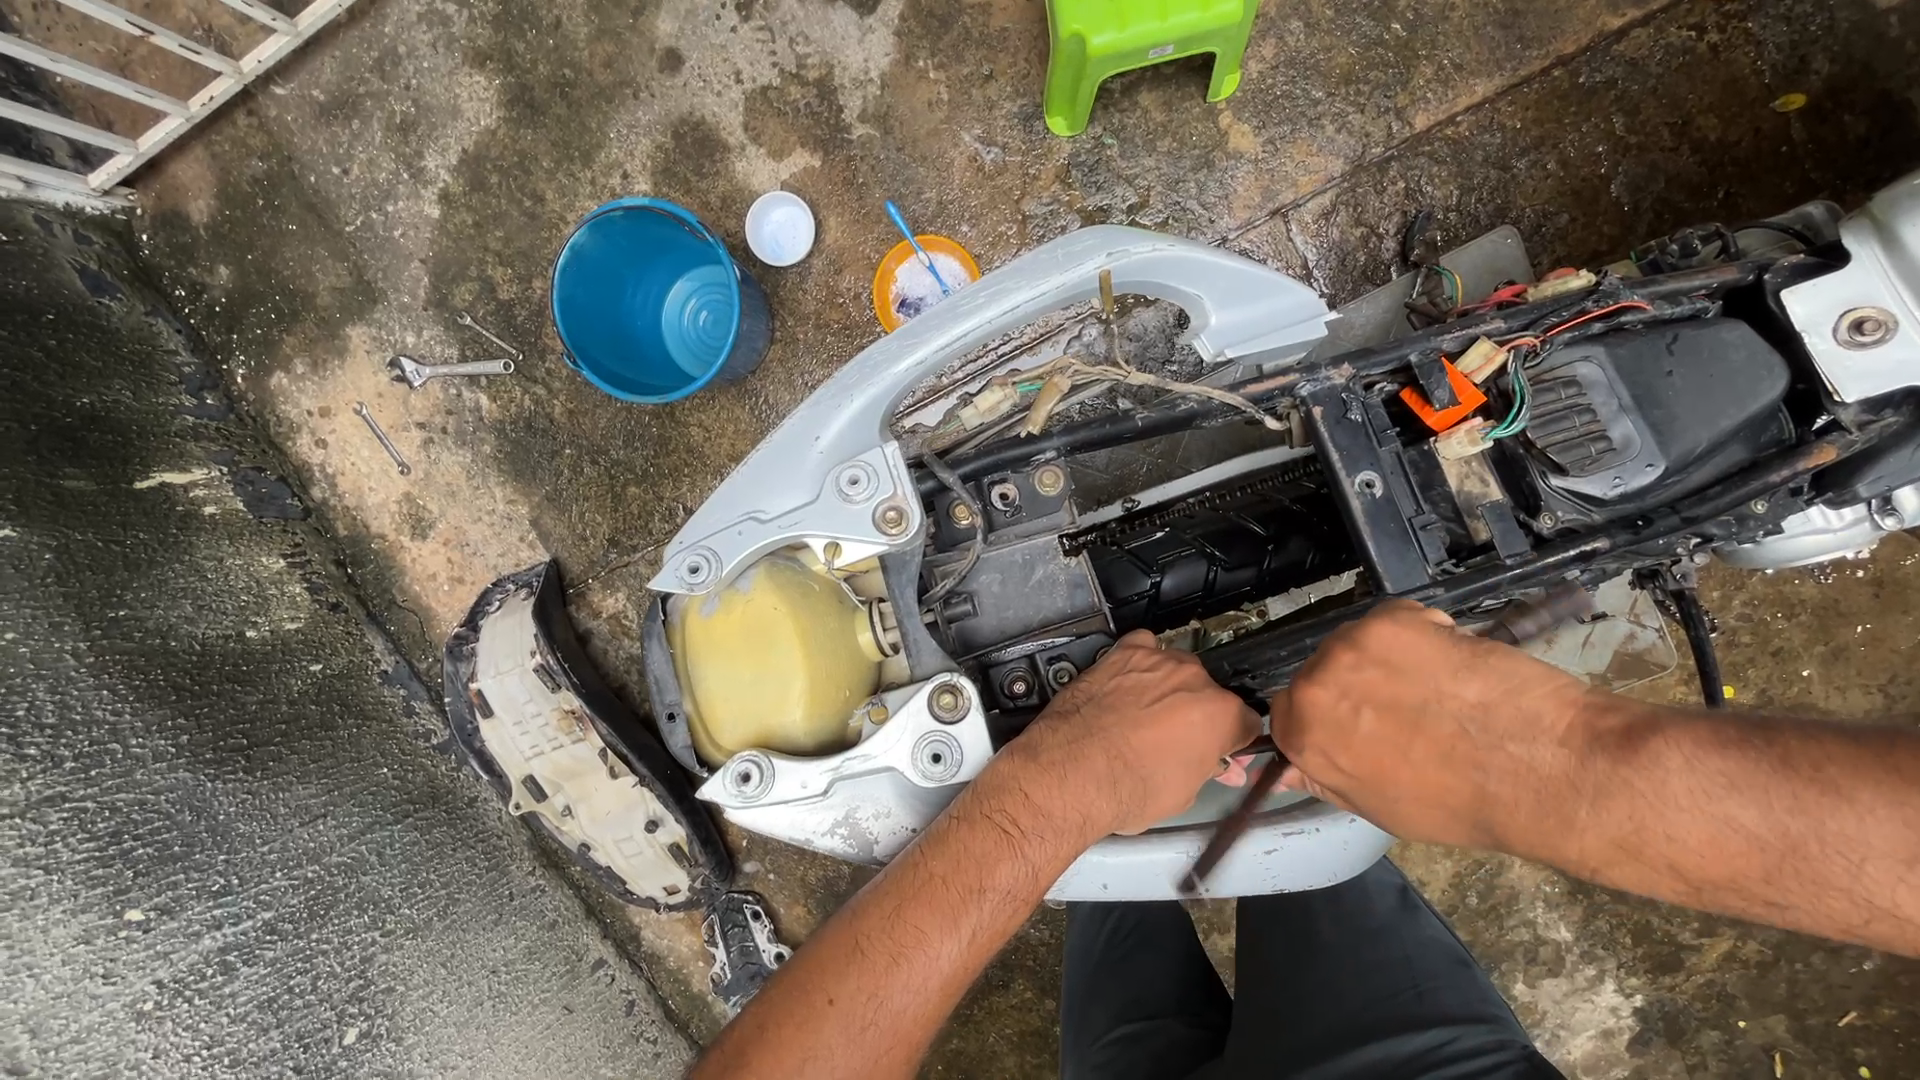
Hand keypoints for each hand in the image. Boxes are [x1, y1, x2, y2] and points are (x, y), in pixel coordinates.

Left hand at [986, 630, 1260, 840]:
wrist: (1071, 771)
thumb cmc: (1127, 789)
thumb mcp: (1184, 793)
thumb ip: (1205, 768)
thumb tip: (1213, 765)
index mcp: (1222, 714)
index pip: (1246, 722)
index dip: (1233, 740)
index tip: (1220, 751)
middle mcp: (1194, 679)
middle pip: (1209, 691)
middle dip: (1198, 713)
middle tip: (1176, 739)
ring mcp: (1156, 661)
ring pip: (1175, 669)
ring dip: (1167, 688)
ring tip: (1144, 715)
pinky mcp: (1121, 654)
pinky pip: (1141, 646)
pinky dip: (1139, 661)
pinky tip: (1129, 682)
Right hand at [1272, 599, 1596, 852]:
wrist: (1542, 767)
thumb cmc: (1463, 803)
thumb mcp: (1378, 808)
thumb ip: (1323, 779)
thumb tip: (1286, 769)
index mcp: (1303, 736)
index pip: (1284, 712)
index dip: (1323, 718)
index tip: (1355, 725)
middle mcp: (1313, 686)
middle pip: (1320, 671)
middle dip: (1353, 687)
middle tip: (1403, 710)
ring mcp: (1353, 647)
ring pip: (1356, 644)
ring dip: (1385, 658)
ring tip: (1434, 688)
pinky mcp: (1395, 619)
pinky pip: (1396, 618)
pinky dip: (1421, 633)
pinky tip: (1452, 664)